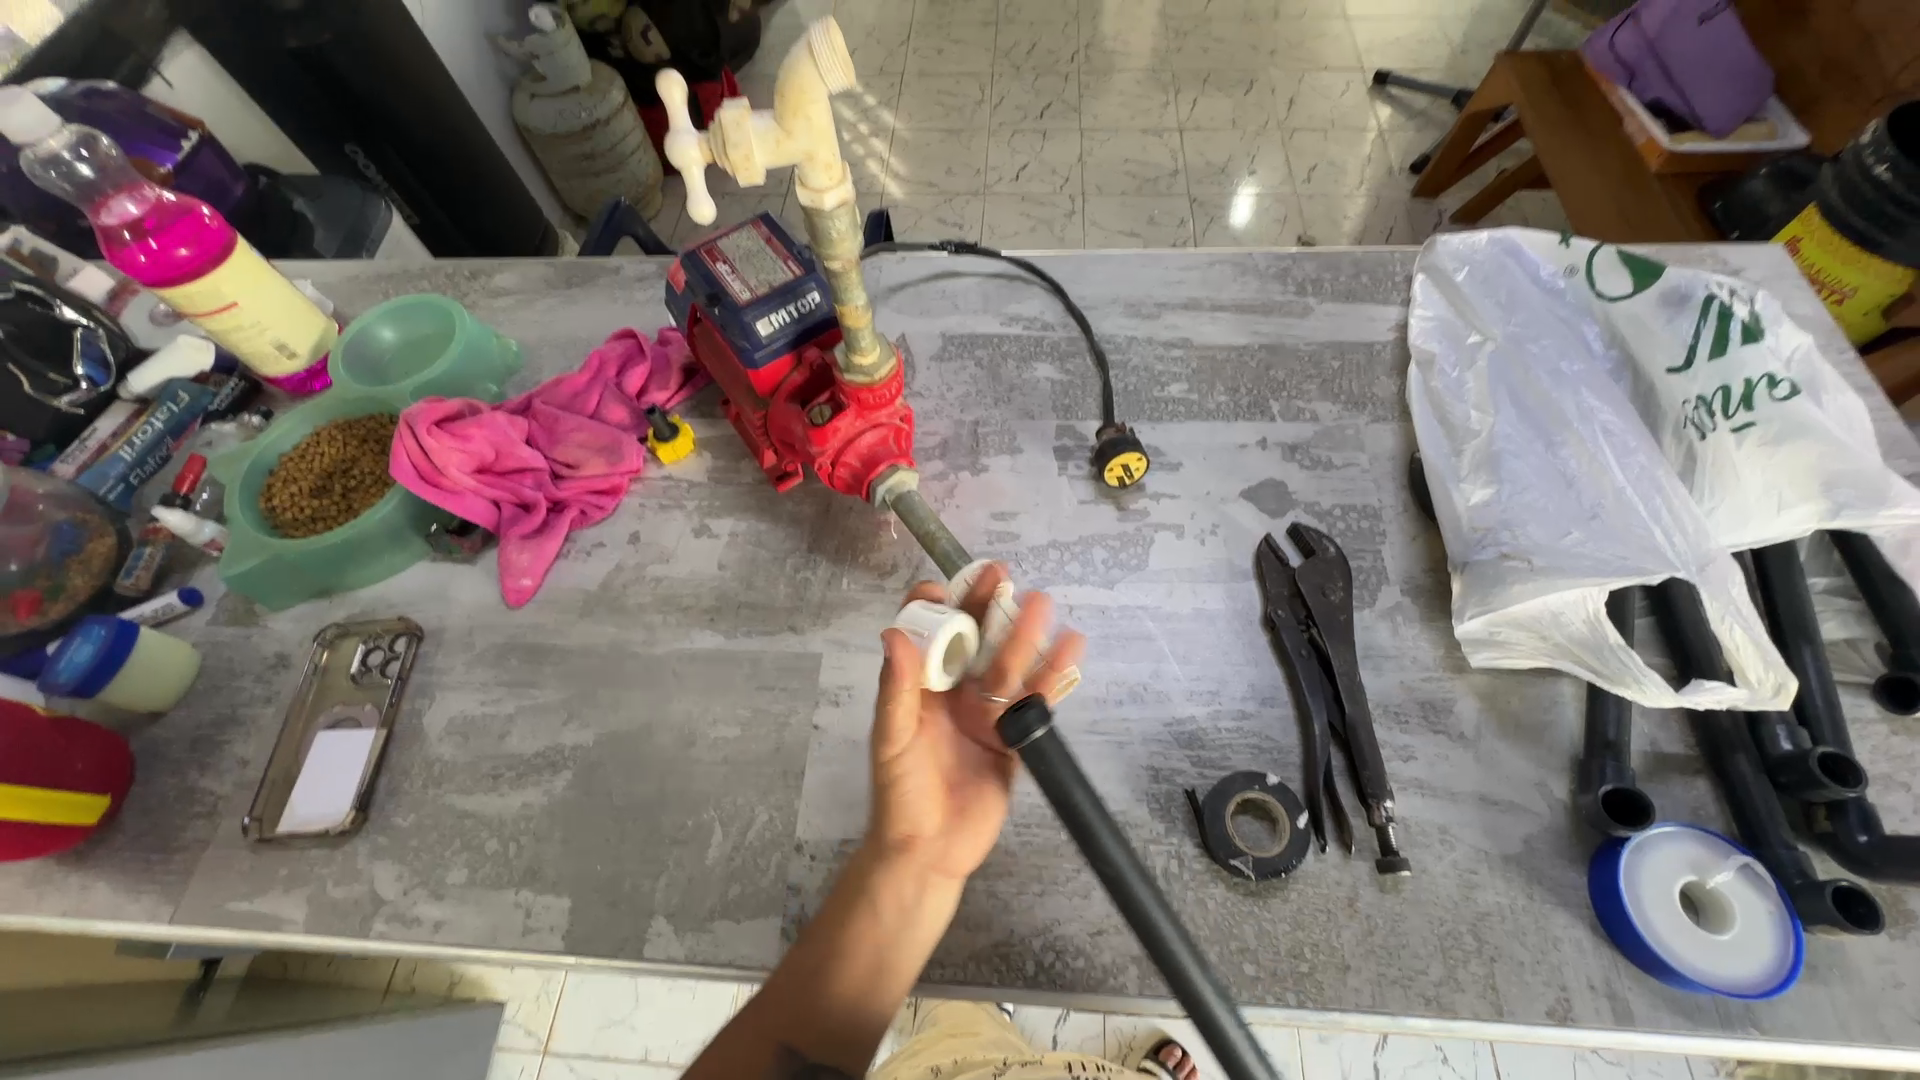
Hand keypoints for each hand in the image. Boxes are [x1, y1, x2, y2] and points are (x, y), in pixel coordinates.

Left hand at [868, 564, 1084, 882]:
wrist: (930, 852)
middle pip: (974, 640)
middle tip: (1004, 575)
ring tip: (1044, 605)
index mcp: (920, 686)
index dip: (936, 606)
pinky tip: (1071, 650)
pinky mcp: (1014, 735)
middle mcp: (954, 692)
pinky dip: (1054, 677)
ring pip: (1009, 665)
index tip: (948, 587)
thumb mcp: (891, 738)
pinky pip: (1036, 700)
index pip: (927, 634)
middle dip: (987, 607)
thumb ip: (896, 689)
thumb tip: (892, 634)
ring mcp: (986, 712)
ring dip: (1026, 635)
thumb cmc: (900, 793)